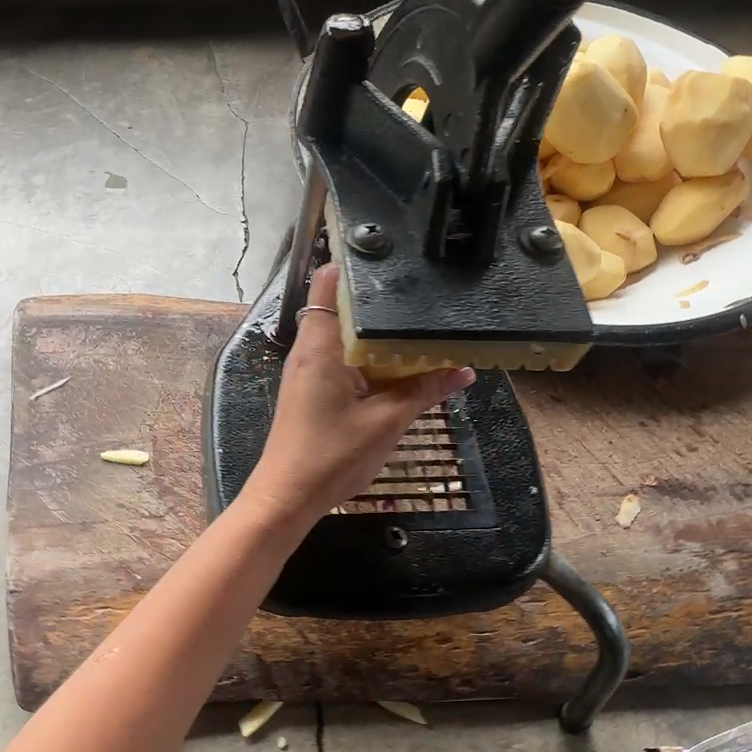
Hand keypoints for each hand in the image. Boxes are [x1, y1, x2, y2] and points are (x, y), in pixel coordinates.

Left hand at [242, 264, 474, 525]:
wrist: (287, 497)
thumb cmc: (331, 456)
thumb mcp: (386, 422)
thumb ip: (424, 392)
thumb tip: (463, 371)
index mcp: (320, 347)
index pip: (326, 285)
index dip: (353, 264)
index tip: (388, 254)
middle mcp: (309, 352)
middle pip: (342, 309)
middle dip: (379, 302)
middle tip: (421, 292)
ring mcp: (308, 373)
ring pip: (345, 339)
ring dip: (377, 336)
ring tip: (419, 325)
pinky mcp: (312, 392)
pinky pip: (343, 363)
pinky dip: (368, 360)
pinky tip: (399, 366)